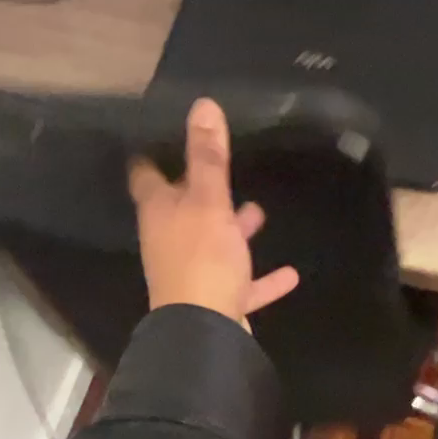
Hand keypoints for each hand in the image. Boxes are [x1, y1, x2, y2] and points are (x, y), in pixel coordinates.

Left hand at [128, 98, 299, 327]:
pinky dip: (264, 280)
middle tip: (224, 168)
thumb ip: (208, 158)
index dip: (156, 152)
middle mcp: (171, 241)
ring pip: (215, 245)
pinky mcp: (218, 302)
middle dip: (204, 190)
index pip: (147, 174)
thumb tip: (203, 106)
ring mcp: (194, 274)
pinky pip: (243, 285)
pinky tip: (290, 273)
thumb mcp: (208, 201)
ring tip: (259, 212)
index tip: (171, 132)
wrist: (206, 332)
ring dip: (235, 230)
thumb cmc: (201, 259)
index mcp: (160, 212)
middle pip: (184, 210)